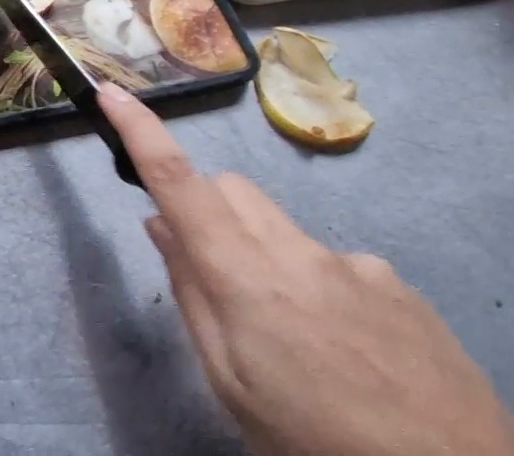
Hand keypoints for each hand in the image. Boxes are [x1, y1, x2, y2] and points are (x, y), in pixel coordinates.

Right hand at [98, 85, 513, 455]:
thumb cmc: (320, 441)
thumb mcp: (232, 385)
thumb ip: (192, 297)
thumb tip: (160, 225)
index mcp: (246, 278)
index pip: (179, 183)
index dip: (141, 131)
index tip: (112, 92)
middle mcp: (300, 253)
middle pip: (231, 189)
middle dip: (204, 206)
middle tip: (207, 268)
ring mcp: (357, 265)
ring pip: (281, 225)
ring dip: (262, 250)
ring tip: (289, 331)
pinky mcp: (401, 286)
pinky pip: (334, 261)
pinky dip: (317, 283)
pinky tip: (345, 348)